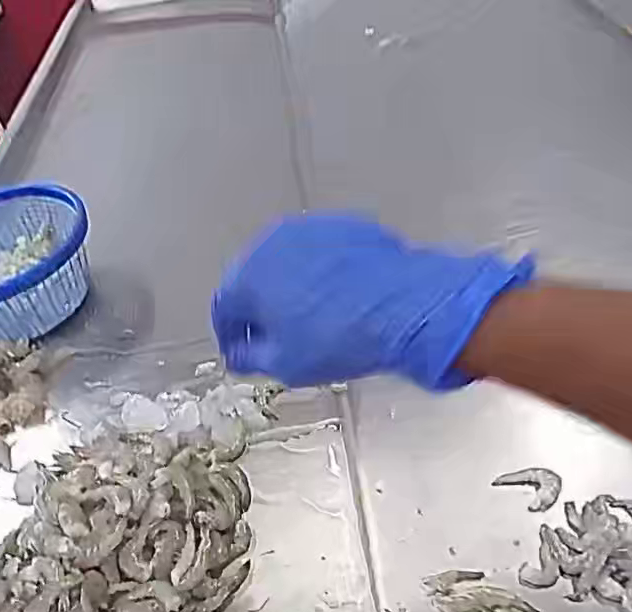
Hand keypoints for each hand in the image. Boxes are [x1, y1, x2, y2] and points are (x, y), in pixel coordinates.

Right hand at [211, 214, 533, 389]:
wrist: (408, 309)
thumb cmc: (342, 336)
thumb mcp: (283, 364)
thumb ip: (249, 356)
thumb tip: (240, 353)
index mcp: (249, 277)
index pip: (223, 308)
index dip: (229, 335)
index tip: (239, 351)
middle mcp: (273, 244)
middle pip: (250, 281)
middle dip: (255, 310)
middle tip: (269, 339)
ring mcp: (309, 230)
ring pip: (282, 265)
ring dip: (284, 292)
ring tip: (303, 323)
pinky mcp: (343, 227)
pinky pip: (314, 255)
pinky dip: (313, 277)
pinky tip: (330, 304)